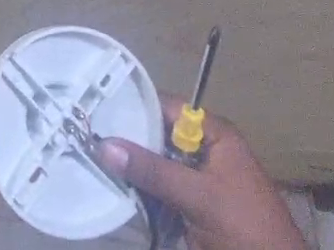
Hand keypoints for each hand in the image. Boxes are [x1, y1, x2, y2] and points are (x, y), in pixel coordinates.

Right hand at [95, 97, 306, 249]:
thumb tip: (103, 145)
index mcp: (215, 135)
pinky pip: (155, 188)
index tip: (96, 105)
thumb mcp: (199, 196)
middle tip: (86, 130)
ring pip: (152, 162)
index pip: (166, 106)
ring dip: (127, 164)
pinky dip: (135, 187)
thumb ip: (152, 170)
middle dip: (125, 135)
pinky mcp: (188, 205)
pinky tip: (106, 181)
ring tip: (87, 152)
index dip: (133, 104)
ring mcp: (195, 179)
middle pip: (156, 133)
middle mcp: (203, 150)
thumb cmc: (247, 229)